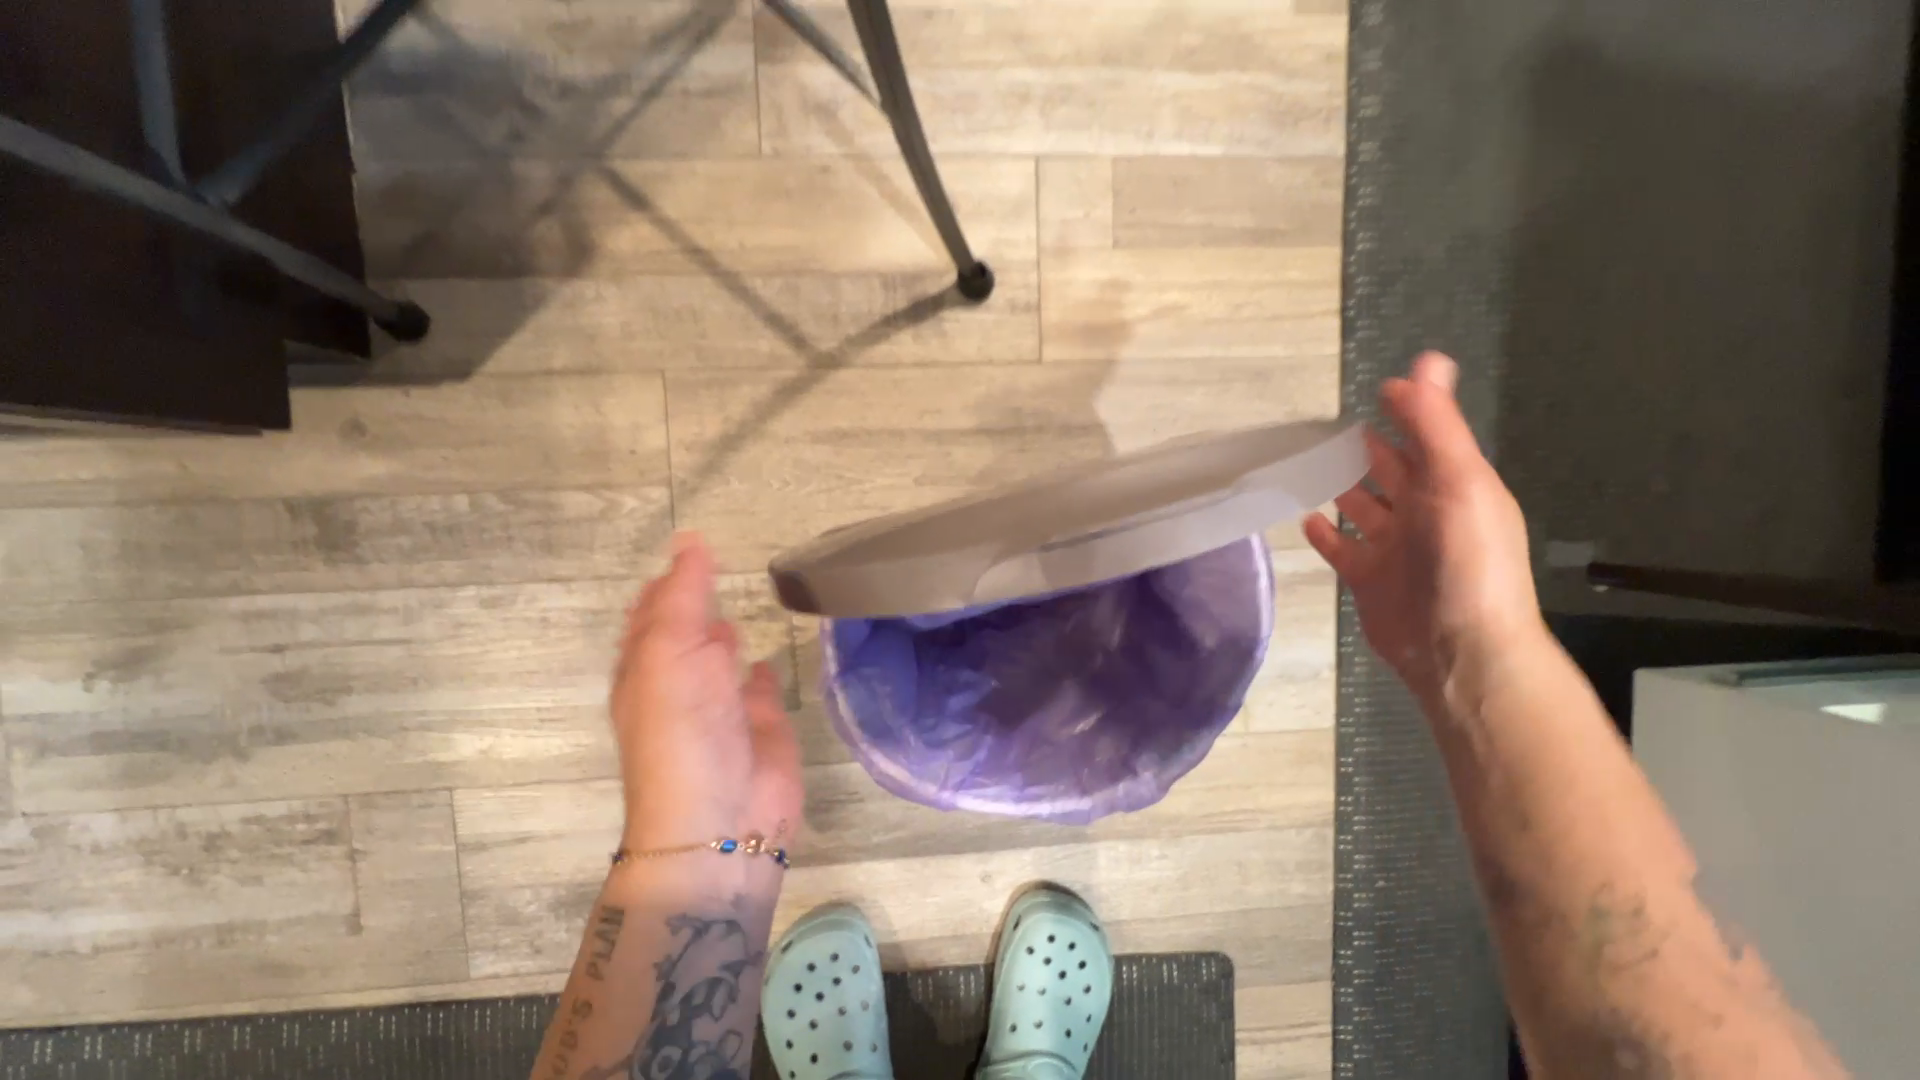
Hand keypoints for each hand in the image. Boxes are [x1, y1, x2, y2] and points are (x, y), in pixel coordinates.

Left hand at [610, 533, 802, 858]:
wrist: (722, 818)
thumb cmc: (683, 731)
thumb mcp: (669, 652)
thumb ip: (684, 595)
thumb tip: (691, 539)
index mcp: (646, 667)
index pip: (650, 614)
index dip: (665, 583)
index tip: (690, 545)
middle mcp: (681, 682)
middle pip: (684, 634)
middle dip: (693, 604)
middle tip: (714, 567)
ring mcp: (723, 705)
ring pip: (721, 659)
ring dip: (725, 635)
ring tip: (740, 602)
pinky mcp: (763, 723)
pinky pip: (761, 687)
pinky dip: (763, 670)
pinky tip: (768, 655)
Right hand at [1303, 352, 1544, 702]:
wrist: (1456, 649)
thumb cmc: (1464, 561)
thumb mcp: (1457, 481)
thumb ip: (1436, 425)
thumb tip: (1425, 362)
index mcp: (1455, 486)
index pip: (1427, 438)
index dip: (1407, 411)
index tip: (1377, 389)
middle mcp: (1425, 513)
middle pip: (1393, 471)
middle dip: (1371, 448)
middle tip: (1333, 424)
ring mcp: (1394, 547)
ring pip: (1363, 506)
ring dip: (1341, 485)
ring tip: (1308, 462)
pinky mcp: (1367, 578)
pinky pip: (1341, 548)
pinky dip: (1324, 533)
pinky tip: (1303, 518)